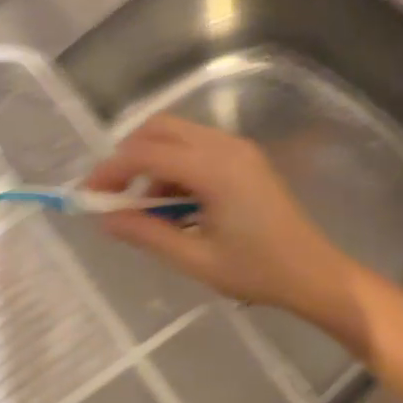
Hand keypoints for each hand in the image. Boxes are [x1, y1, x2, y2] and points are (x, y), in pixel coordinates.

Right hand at [86, 115, 353, 321]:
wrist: (314, 274)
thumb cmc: (258, 272)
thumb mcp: (195, 260)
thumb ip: (147, 234)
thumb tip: (105, 220)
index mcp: (215, 169)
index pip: (146, 154)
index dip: (110, 171)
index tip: (88, 196)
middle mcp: (226, 147)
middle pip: (159, 129)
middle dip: (127, 156)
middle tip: (111, 194)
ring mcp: (238, 149)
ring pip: (177, 136)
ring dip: (151, 164)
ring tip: (143, 211)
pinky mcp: (244, 159)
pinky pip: (196, 149)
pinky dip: (174, 169)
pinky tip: (173, 208)